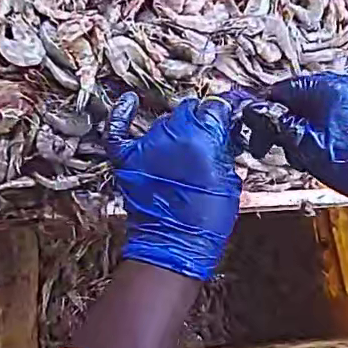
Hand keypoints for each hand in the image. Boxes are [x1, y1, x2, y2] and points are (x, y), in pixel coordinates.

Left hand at [104, 92, 239, 280]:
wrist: (174, 245)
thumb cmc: (208, 221)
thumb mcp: (229, 180)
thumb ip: (223, 150)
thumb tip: (221, 132)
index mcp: (203, 137)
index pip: (214, 107)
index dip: (221, 114)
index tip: (225, 121)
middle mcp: (173, 134)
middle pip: (188, 111)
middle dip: (199, 121)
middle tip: (205, 139)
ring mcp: (147, 145)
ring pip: (163, 122)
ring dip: (173, 131)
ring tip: (180, 148)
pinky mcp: (128, 159)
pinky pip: (118, 129)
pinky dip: (122, 113)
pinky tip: (129, 101)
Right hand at [266, 73, 347, 217]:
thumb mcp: (307, 146)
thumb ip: (281, 126)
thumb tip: (263, 115)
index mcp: (327, 87)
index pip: (282, 89)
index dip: (264, 110)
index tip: (254, 126)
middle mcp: (344, 86)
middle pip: (299, 99)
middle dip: (284, 123)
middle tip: (274, 146)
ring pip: (315, 110)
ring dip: (302, 130)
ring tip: (302, 155)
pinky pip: (332, 118)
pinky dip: (320, 133)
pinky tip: (320, 154)